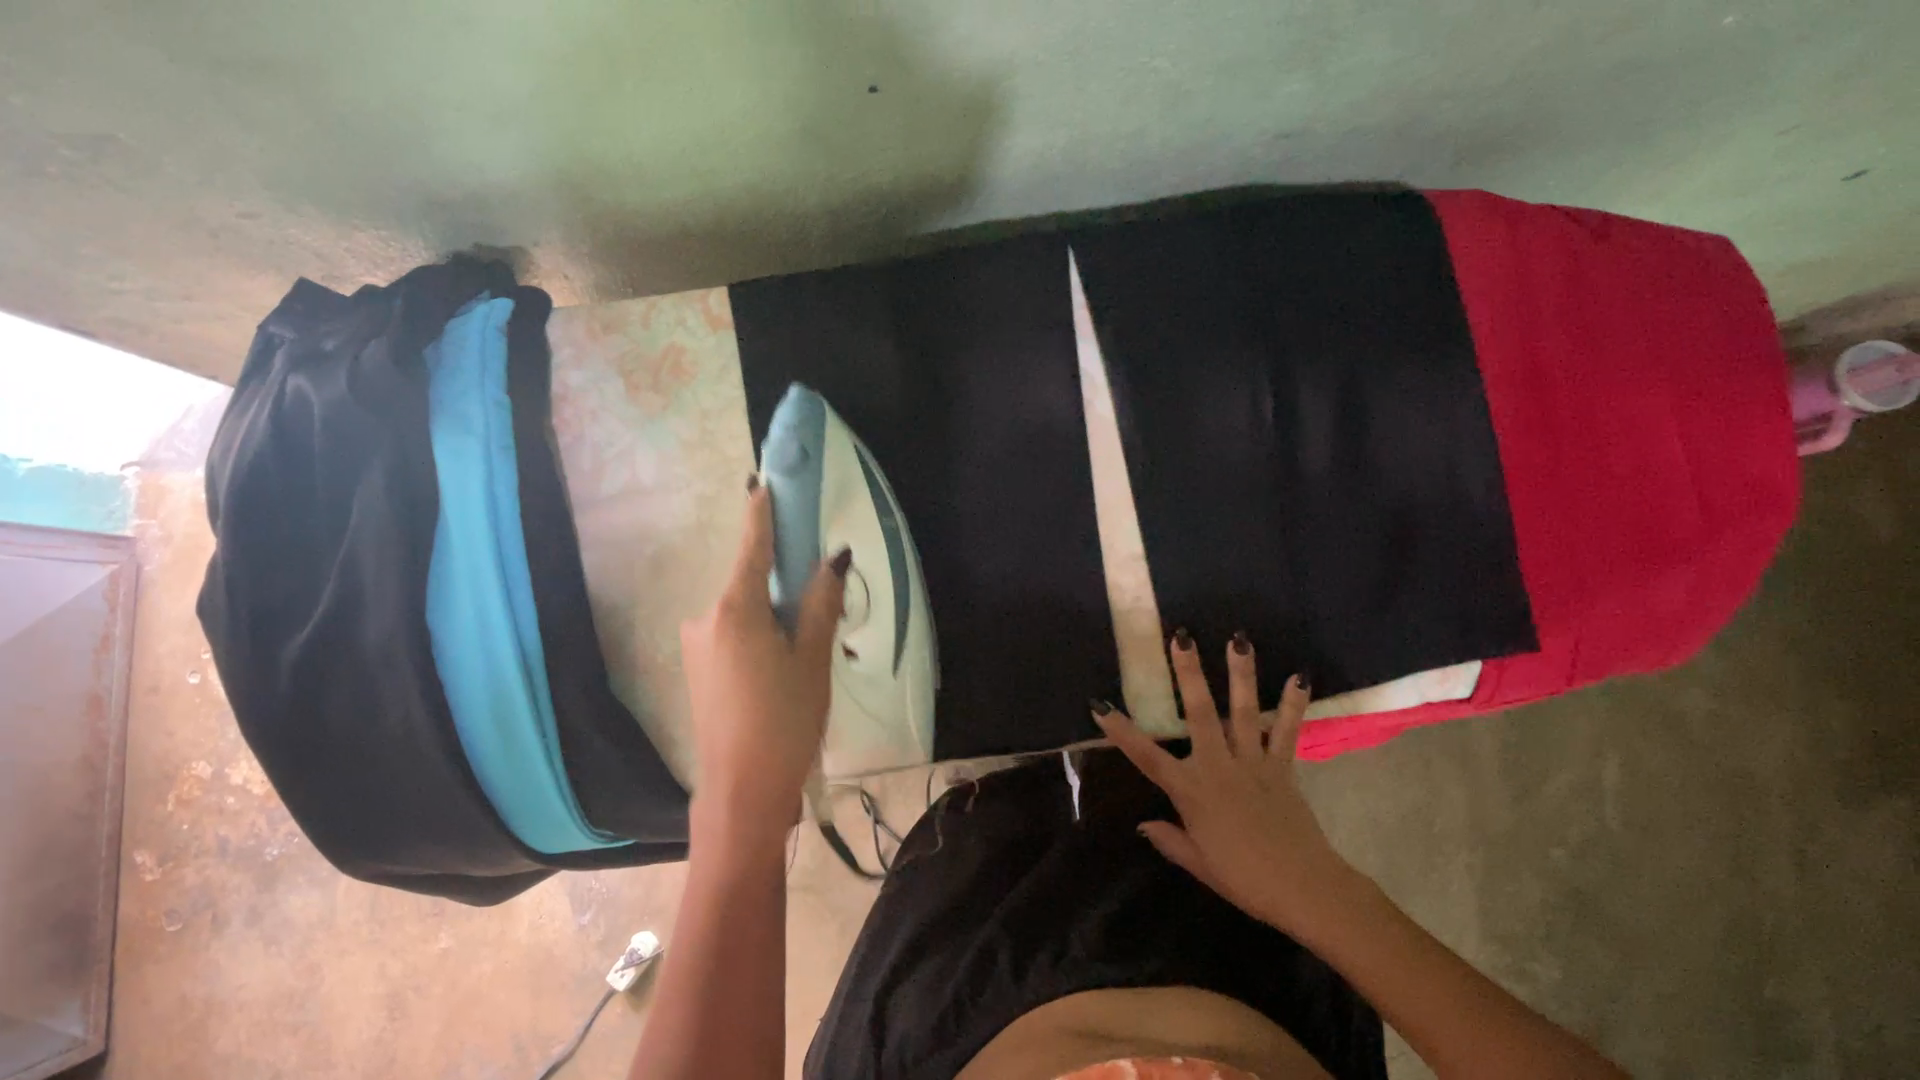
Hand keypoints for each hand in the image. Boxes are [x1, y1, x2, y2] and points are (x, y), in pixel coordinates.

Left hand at [679, 480, 847, 846]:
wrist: (741, 791)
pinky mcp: (698, 671)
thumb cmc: (785, 720)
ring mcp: (698, 645)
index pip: (753, 546)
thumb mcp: (813, 658)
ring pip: (744, 613)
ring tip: (806, 655)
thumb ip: (821, 602)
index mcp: (735, 607)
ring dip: (773, 617)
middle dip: (783, 584)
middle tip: (820, 605)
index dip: (762, 513)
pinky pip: (734, 635)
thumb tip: (832, 558)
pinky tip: (781, 671)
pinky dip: (759, 637)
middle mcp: (706, 617)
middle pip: (750, 582)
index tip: (763, 481)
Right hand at [1092, 632, 1360, 937]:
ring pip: (1242, 711)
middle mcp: (1218, 768)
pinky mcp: (1282, 768)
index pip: (1147, 757)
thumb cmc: (1243, 879)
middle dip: (1187, 674)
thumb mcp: (1198, 864)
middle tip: (1181, 637)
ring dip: (1240, 674)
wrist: (1303, 888)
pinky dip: (1292, 704)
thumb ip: (1169, 839)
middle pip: (1199, 714)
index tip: (1100, 704)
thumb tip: (1143, 824)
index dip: (1122, 732)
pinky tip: (1299, 676)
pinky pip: (1286, 731)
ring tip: (1238, 639)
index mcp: (1191, 793)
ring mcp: (1253, 764)